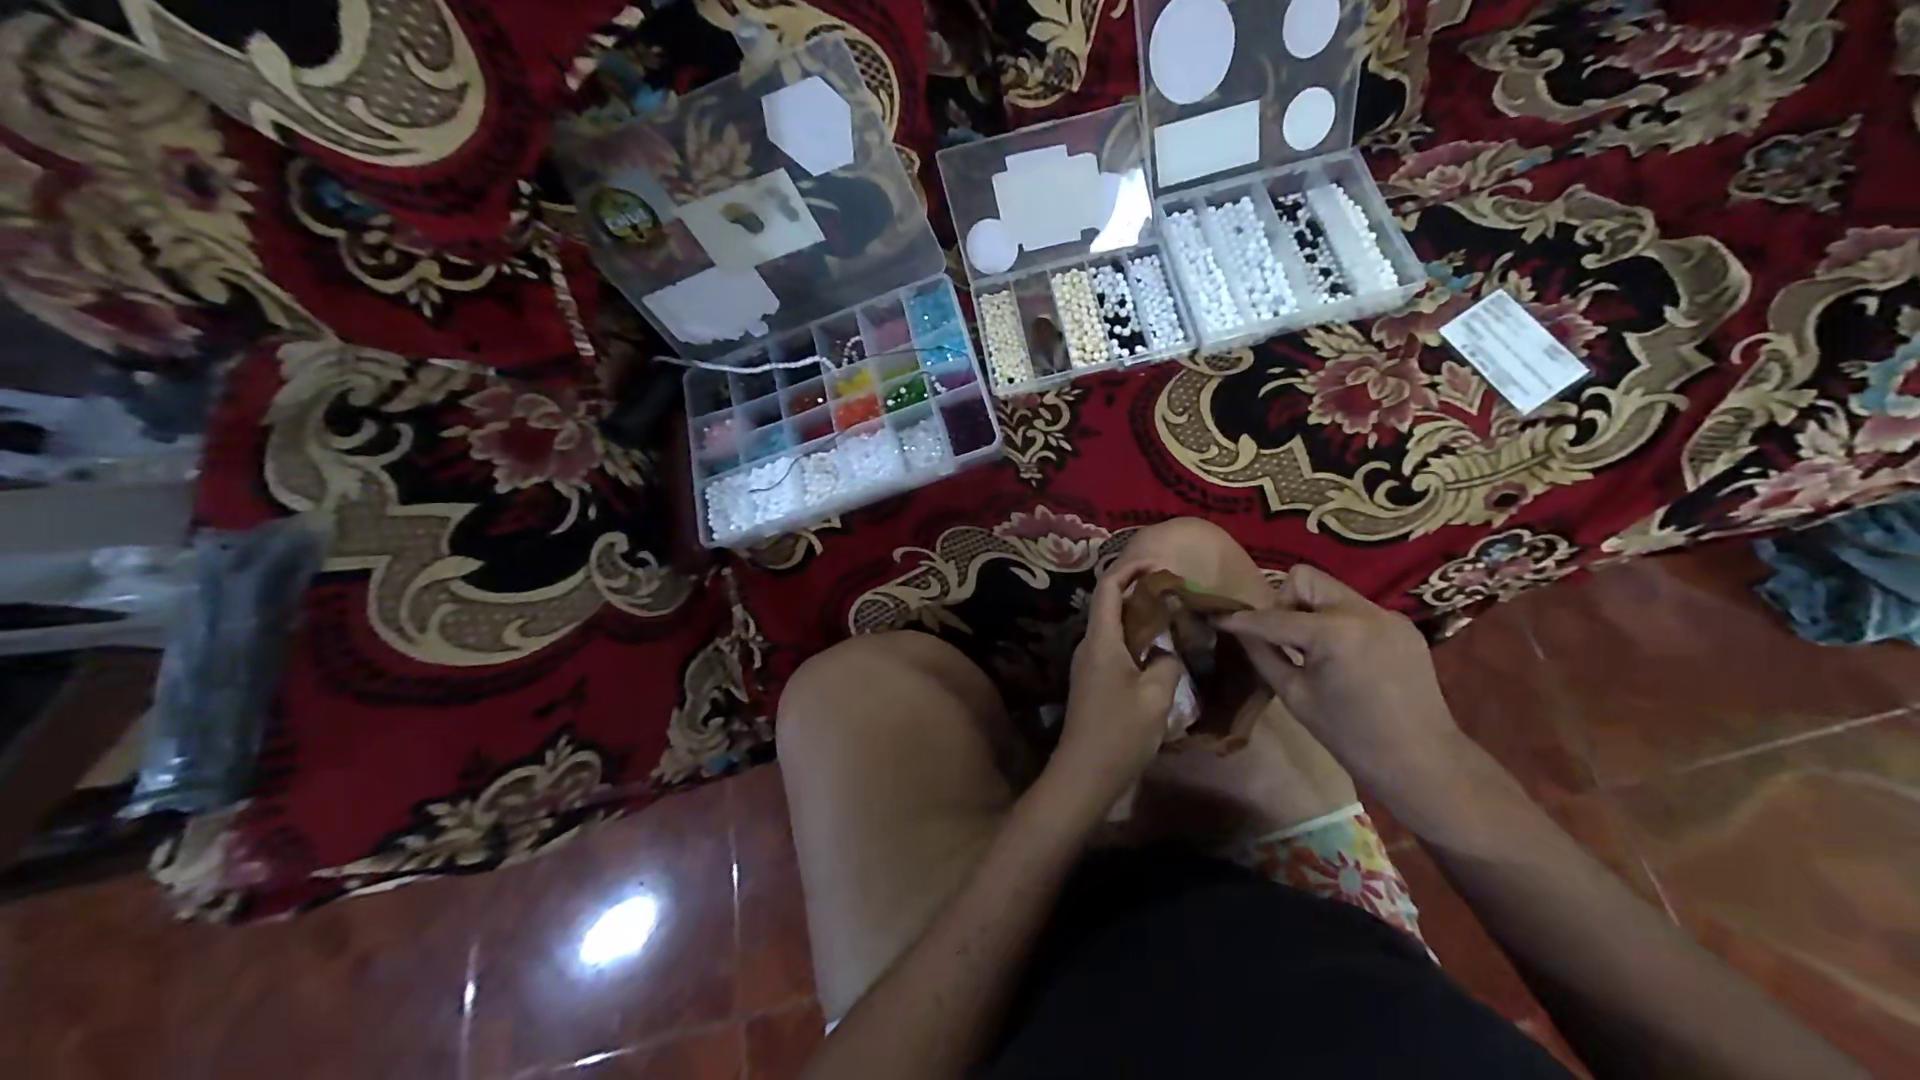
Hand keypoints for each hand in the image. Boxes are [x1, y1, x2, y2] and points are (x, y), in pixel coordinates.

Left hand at [1048, 558, 1183, 811]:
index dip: (1131, 569)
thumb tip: (1164, 653)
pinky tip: (1156, 650)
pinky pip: (1112, 647)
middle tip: (1172, 591)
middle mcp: (1088, 645)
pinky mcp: (1091, 681)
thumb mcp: (1156, 697)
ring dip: (1137, 616)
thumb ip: (1166, 664)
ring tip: (1169, 617)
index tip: (1160, 565)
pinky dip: (1134, 639)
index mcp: (1101, 641)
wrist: (1085, 773)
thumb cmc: (1120, 732)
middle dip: (1138, 590)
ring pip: (1112, 627)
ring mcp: (1087, 664)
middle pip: (1108, 604)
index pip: (1109, 588)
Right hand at [1215, 564, 1464, 795]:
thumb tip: (1239, 631)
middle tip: (1281, 638)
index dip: (1243, 620)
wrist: (1422, 760)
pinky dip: (1336, 624)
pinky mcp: (1401, 625)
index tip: (1219, 619)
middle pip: (1305, 579)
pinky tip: (1340, 656)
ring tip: (1310, 649)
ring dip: (1311, 612)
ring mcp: (1387, 615)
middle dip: (1284, 603)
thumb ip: (1264, 655)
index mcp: (1334, 632)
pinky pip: (1354, 609)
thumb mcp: (1295, 695)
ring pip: (1330, 591)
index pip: (1274, 616)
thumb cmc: (1350, 736)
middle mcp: (1363, 611)